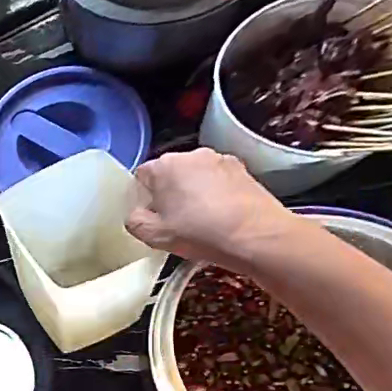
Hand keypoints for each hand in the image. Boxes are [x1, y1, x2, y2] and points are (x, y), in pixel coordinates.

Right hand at [128, 148, 313, 271]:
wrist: (257, 236)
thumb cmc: (200, 232)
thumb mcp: (152, 235)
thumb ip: (134, 221)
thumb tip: (137, 214)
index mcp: (164, 165)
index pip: (141, 176)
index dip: (142, 197)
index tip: (151, 216)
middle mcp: (192, 154)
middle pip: (169, 173)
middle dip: (169, 193)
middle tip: (174, 220)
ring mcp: (221, 160)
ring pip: (195, 176)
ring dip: (193, 193)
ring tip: (200, 220)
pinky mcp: (244, 170)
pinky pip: (218, 181)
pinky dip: (216, 194)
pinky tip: (220, 216)